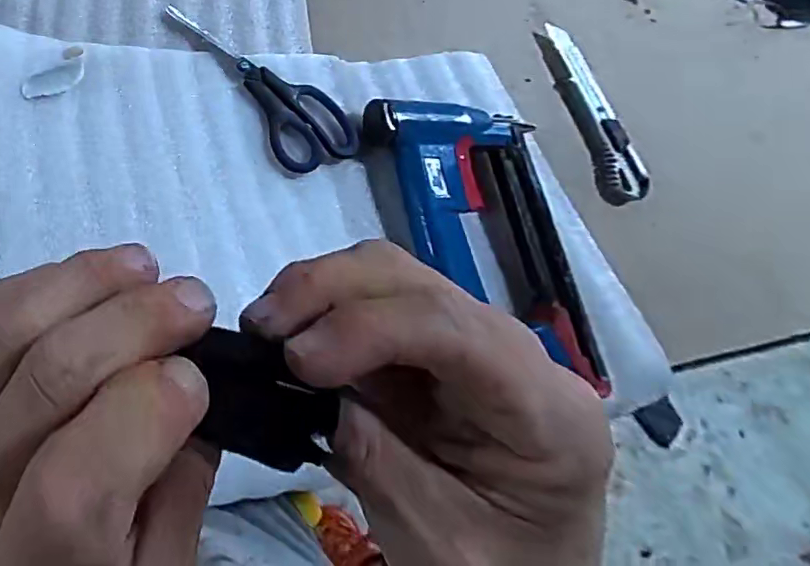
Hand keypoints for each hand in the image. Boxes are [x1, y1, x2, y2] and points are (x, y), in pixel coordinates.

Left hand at [0, 245, 220, 565]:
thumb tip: (190, 383)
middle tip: (195, 300)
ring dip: (89, 280)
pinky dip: (50, 280)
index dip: (150, 407)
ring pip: (10, 326)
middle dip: (135, 320)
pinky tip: (97, 277)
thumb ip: (177, 497)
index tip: (200, 373)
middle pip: (47, 379)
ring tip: (146, 268)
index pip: (76, 481)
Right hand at [242, 240, 612, 565]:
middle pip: (412, 280)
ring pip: (388, 271)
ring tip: (266, 326)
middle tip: (262, 328)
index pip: (449, 328)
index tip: (297, 358)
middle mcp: (513, 348)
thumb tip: (313, 393)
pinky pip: (373, 294)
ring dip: (319, 287)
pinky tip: (290, 328)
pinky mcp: (433, 335)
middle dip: (328, 289)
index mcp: (547, 408)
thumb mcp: (442, 547)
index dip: (366, 326)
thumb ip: (380, 466)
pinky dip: (323, 303)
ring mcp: (471, 332)